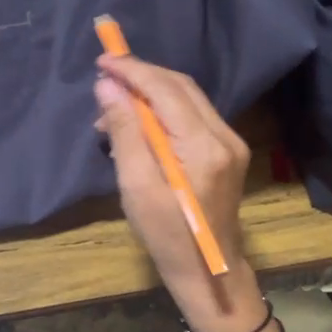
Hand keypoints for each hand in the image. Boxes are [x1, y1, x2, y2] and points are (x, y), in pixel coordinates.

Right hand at [94, 55, 259, 331]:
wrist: (209, 271)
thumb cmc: (166, 233)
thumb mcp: (136, 185)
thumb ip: (125, 131)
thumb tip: (107, 87)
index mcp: (203, 146)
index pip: (166, 90)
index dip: (133, 70)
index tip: (102, 60)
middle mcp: (224, 136)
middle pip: (180, 86)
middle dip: (140, 74)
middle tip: (103, 76)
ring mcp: (230, 143)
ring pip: (186, 96)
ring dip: (149, 91)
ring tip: (112, 107)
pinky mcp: (225, 151)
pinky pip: (190, 113)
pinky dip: (161, 107)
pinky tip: (136, 121)